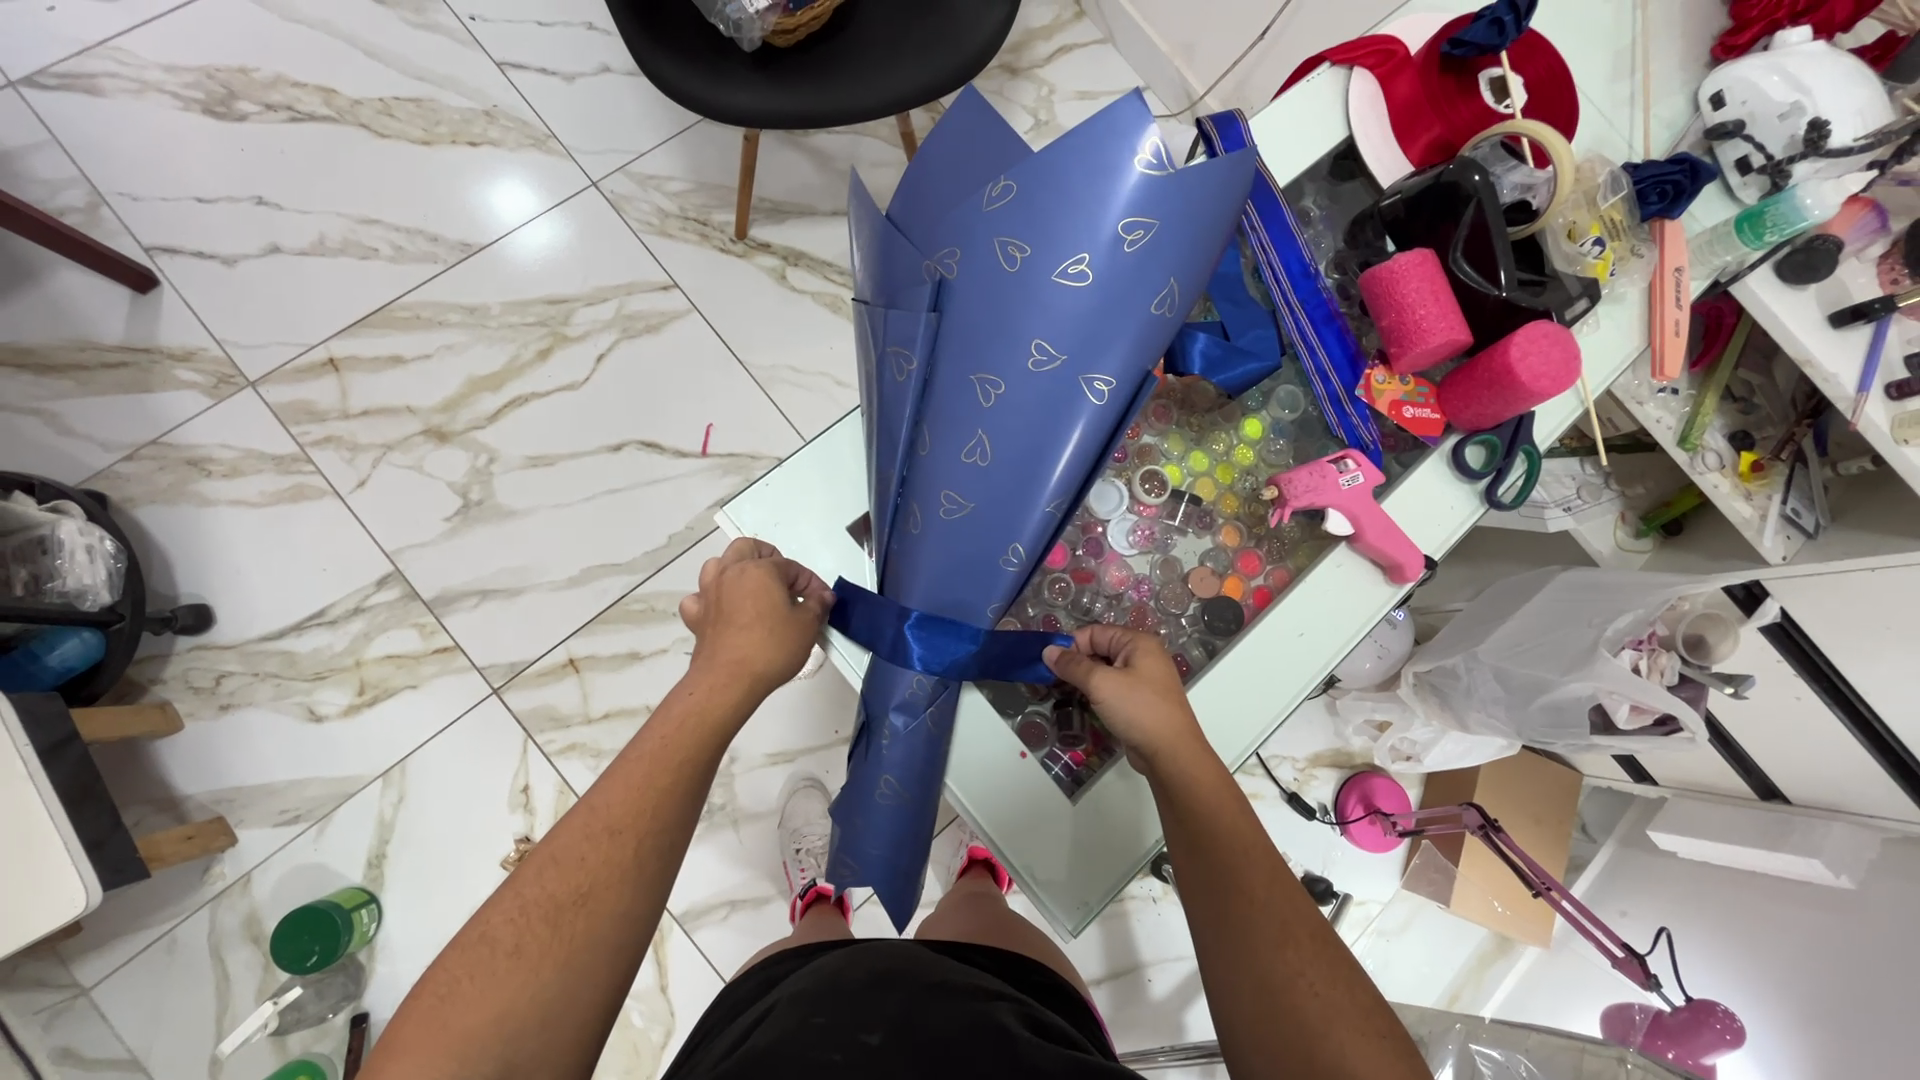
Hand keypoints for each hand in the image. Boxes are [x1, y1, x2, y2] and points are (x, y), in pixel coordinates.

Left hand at [679, 538, 833, 702]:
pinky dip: (710, 599)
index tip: (822, 600)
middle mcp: (731, 573)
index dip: (810, 582)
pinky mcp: (697, 617)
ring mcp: (709, 593)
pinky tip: (722, 610)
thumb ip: (817, 605)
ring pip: (718, 565)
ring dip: (736, 571)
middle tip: (785, 581)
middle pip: (748, 548)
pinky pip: (699, 597)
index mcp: (760, 570)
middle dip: (769, 558)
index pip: (791, 566)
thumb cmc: (772, 649)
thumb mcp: (806, 626)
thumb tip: (823, 596)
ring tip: (753, 589)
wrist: (729, 681)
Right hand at [1044, 625, 1204, 775]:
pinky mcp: (1139, 701)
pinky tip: (1080, 703)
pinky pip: (1111, 688)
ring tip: (1061, 692)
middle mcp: (1142, 656)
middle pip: (1099, 650)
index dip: (1070, 645)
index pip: (1095, 633)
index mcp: (1137, 642)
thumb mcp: (1100, 684)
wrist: (1171, 753)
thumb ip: (1072, 665)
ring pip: (1104, 671)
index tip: (1048, 664)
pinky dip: (1095, 693)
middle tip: (1050, 680)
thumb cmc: (1137, 710)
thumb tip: (1047, 651)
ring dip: (1083, 680)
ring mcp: (1142, 679)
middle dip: (1075, 663)